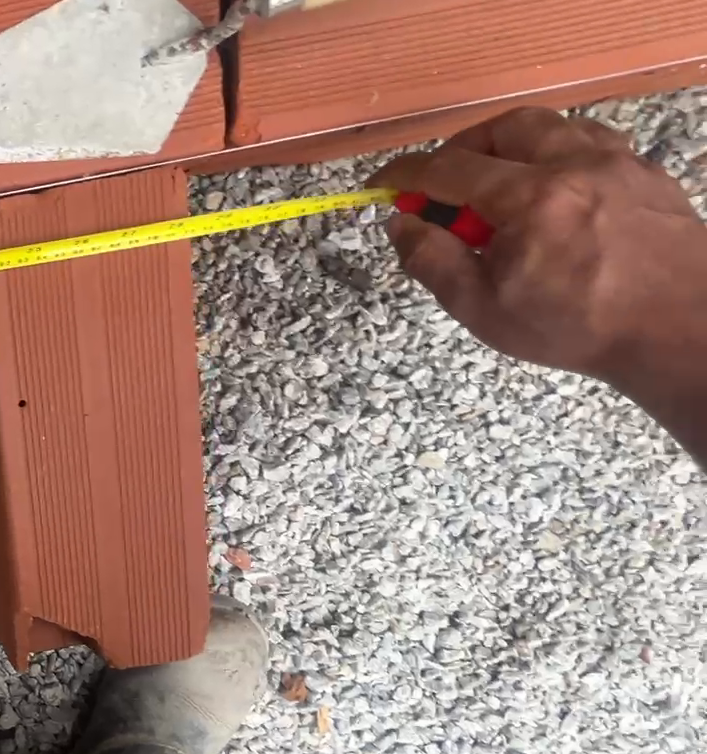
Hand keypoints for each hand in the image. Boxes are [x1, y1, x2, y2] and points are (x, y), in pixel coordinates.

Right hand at [371, 107, 706, 386]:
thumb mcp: (476, 303)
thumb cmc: (569, 323)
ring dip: (504, 150)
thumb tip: (400, 223)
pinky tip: (532, 195)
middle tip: (434, 187)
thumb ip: (431, 258)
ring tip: (483, 192)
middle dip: (458, 149)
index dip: (404, 173)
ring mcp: (618, 163)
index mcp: (530, 198)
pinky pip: (585, 142)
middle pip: (506, 128)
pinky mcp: (642, 173)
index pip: (449, 168)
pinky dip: (545, 156)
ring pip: (549, 129)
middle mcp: (577, 165)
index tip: (378, 183)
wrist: (679, 324)